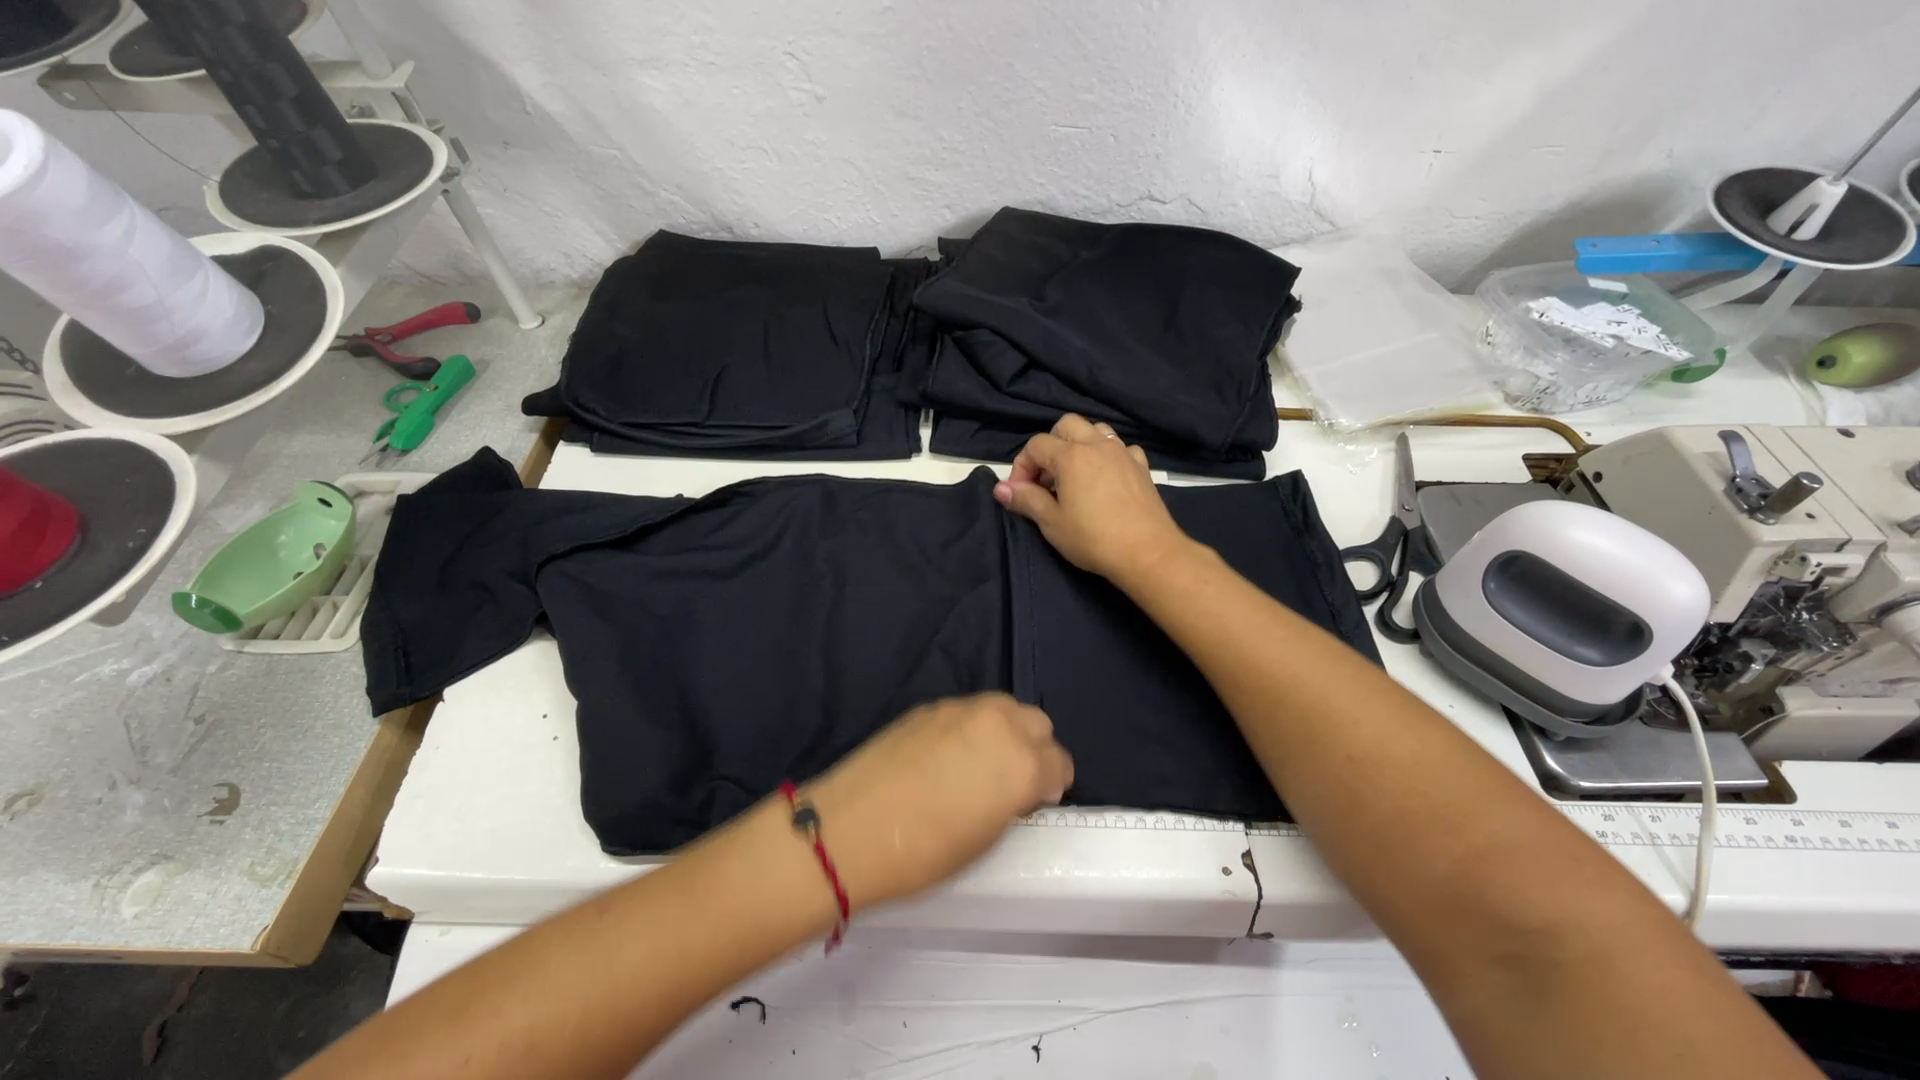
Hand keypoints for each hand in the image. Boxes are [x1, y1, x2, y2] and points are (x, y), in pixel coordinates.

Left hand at [804, 694, 1072, 910]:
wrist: (849, 830)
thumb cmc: (923, 853)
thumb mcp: (985, 841)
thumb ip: (1011, 804)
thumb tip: (1014, 792)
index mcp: (1023, 765)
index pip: (1060, 765)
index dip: (1050, 787)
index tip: (1034, 803)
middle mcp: (999, 726)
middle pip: (1038, 725)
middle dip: (1035, 750)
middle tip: (1012, 781)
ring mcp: (961, 711)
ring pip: (1005, 708)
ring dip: (1006, 731)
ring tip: (983, 764)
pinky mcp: (929, 708)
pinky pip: (969, 711)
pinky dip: (973, 728)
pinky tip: (949, 756)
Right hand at [992, 413, 1193, 582]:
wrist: (1147, 552)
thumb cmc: (1093, 539)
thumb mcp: (1051, 523)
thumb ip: (1026, 499)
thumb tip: (1000, 488)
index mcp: (1071, 456)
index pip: (1036, 445)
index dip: (1022, 466)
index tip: (1020, 493)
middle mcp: (1097, 445)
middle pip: (1067, 425)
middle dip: (1050, 445)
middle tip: (1046, 477)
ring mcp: (1123, 453)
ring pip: (1096, 430)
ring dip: (1079, 444)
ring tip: (1074, 475)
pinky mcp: (1142, 467)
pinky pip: (1121, 448)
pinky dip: (1107, 455)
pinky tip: (1105, 478)